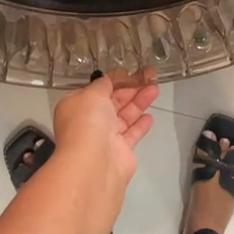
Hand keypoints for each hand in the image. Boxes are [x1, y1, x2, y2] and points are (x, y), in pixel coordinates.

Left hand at [50, 67, 159, 189]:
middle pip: (114, 100)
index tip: (131, 70)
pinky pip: (132, 133)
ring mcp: (106, 137)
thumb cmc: (88, 122)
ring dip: (140, 101)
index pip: (98, 89)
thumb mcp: (92, 94)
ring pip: (126, 114)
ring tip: (156, 88)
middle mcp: (90, 121)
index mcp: (77, 106)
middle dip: (132, 87)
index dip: (115, 79)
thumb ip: (104, 84)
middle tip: (151, 74)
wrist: (94, 163)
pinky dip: (141, 124)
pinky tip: (150, 116)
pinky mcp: (121, 150)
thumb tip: (110, 78)